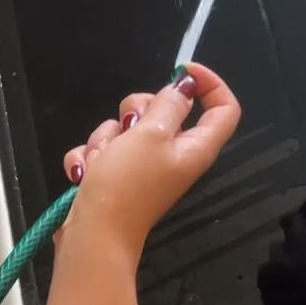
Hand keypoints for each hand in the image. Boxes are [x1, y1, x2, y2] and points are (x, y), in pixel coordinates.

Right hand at [61, 63, 240, 253]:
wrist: (92, 234)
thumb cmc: (126, 184)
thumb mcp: (149, 135)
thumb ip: (168, 105)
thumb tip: (184, 87)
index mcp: (194, 147)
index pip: (223, 108)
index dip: (209, 84)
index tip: (181, 70)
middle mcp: (171, 154)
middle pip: (163, 112)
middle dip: (136, 111)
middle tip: (128, 126)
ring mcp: (140, 166)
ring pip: (124, 129)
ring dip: (105, 139)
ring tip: (100, 161)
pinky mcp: (112, 175)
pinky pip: (101, 150)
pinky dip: (89, 158)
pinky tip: (83, 172)